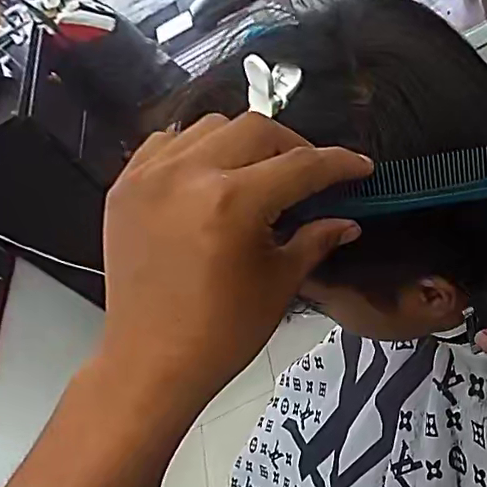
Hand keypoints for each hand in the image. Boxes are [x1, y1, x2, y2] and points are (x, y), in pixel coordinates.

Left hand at [95, 112, 370, 411]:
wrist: (155, 359)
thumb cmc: (221, 332)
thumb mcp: (282, 282)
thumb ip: (316, 240)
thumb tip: (345, 223)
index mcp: (231, 203)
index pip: (300, 165)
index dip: (338, 164)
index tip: (358, 166)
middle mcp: (186, 177)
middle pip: (256, 129)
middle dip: (296, 147)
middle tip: (315, 174)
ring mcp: (150, 178)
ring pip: (211, 126)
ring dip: (248, 142)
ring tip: (267, 174)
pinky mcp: (127, 187)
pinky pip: (170, 143)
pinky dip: (202, 149)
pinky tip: (219, 177)